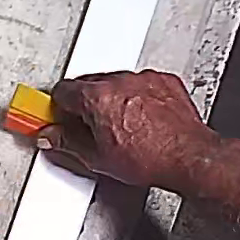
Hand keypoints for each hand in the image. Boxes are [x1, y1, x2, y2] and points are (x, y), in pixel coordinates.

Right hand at [35, 70, 223, 192]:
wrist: (188, 158)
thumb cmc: (150, 160)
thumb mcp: (98, 159)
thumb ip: (68, 143)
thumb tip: (52, 137)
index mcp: (97, 97)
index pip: (63, 91)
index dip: (58, 108)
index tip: (59, 118)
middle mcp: (120, 81)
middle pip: (88, 85)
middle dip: (85, 105)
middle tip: (88, 128)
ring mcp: (143, 79)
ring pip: (115, 84)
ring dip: (111, 100)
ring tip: (119, 128)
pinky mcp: (163, 82)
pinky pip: (140, 85)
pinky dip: (137, 98)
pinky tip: (140, 121)